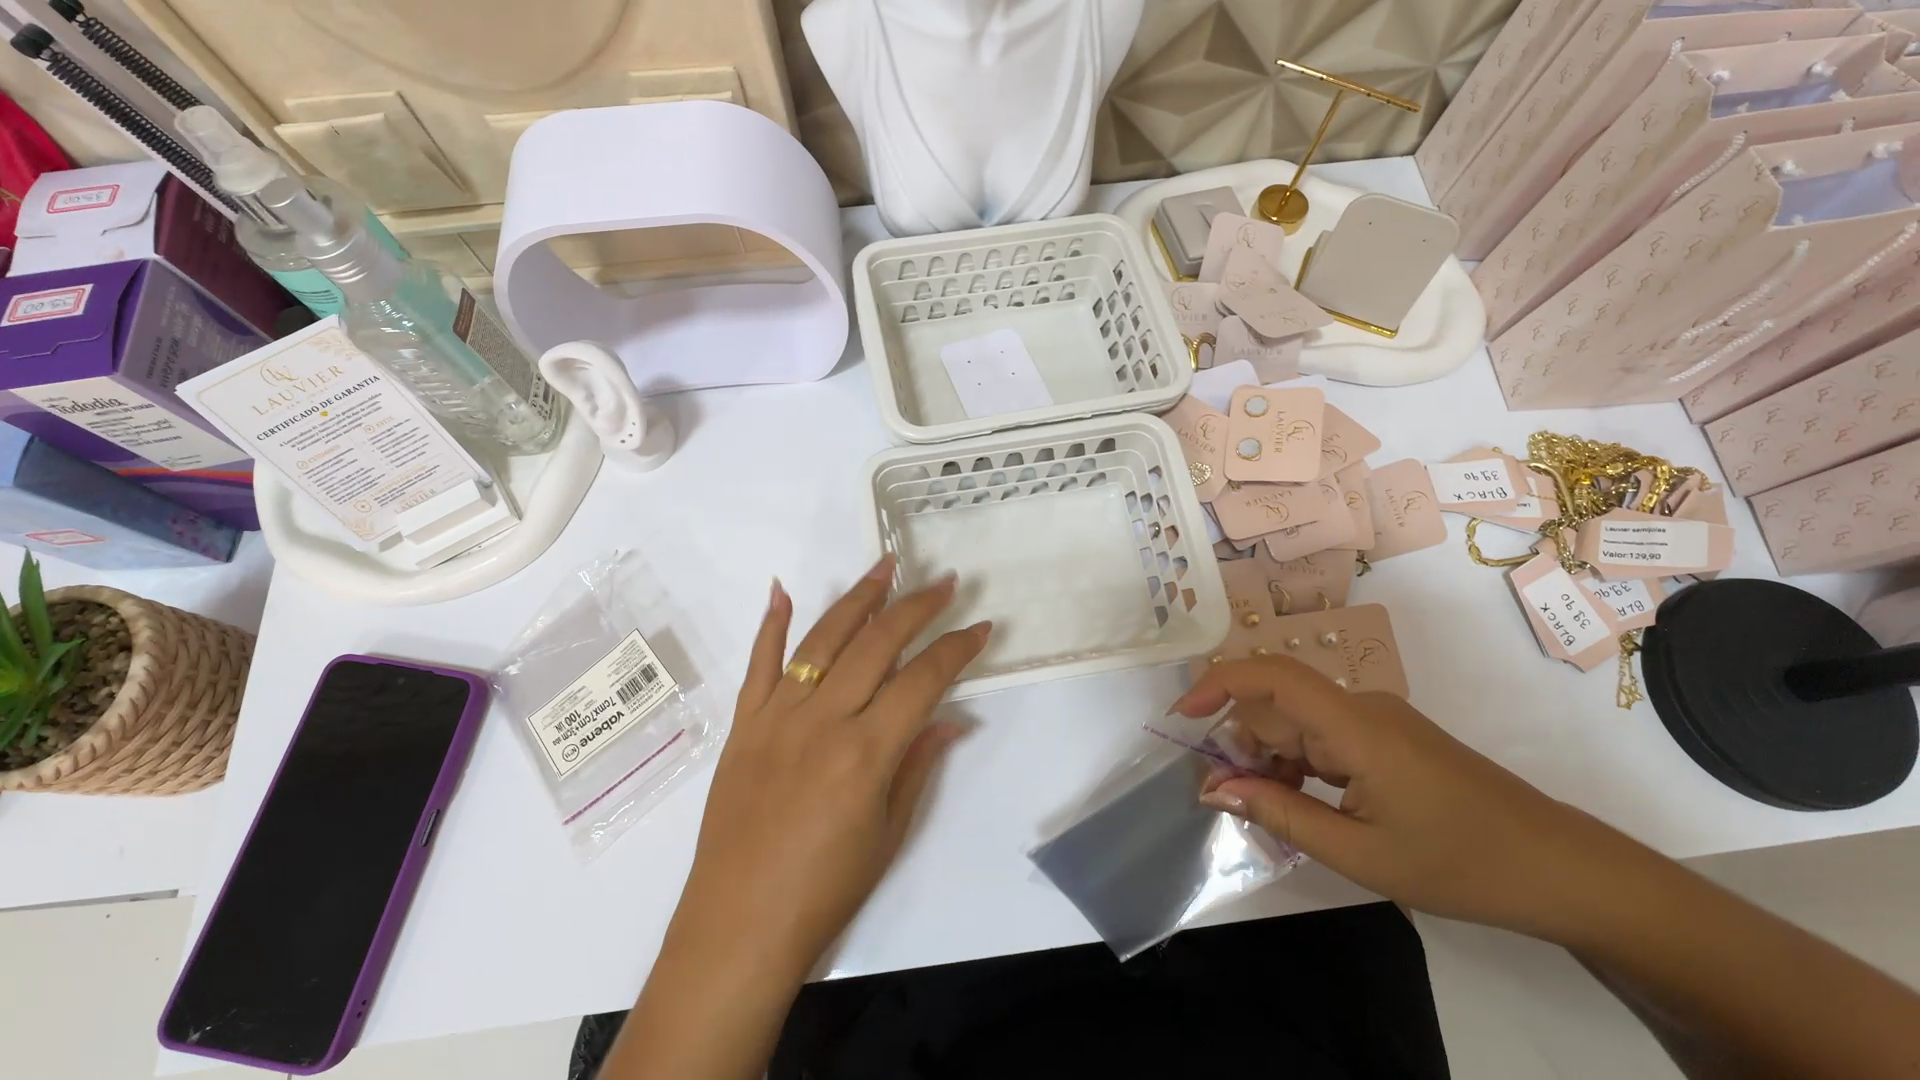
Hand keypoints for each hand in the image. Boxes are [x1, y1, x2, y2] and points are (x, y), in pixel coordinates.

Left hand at [675, 555, 990, 977]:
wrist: (738, 925)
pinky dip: (770, 625)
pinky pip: (757, 665)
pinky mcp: (743, 726)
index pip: (923, 680)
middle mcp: (822, 721)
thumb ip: (917, 766)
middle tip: (944, 582)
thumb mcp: (888, 834)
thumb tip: (950, 720)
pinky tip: (782, 590)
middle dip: (916, 607)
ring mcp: (776, 718)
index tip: (981, 626)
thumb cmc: (825, 891)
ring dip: (857, 599)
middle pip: (877, 644)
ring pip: (822, 641)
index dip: (956, 648)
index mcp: (866, 753)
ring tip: (885, 566)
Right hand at [1170, 656, 1630, 941]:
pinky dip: (1299, 769)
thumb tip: (1213, 788)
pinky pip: (1326, 742)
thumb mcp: (1358, 852)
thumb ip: (1280, 815)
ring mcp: (1379, 724)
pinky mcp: (1390, 741)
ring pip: (1299, 727)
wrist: (1559, 870)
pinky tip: (1301, 809)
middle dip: (1241, 747)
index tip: (1181, 717)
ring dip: (1270, 763)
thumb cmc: (1460, 864)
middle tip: (1227, 802)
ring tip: (1269, 816)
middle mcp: (1363, 710)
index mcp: (1357, 727)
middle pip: (1279, 707)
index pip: (1274, 677)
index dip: (1219, 683)